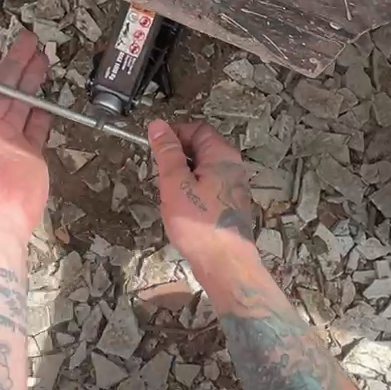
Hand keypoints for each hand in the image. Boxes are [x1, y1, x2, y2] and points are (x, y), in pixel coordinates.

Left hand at [0, 30, 53, 246]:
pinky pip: (37, 127)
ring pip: (21, 101)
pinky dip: (43, 111)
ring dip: (31, 80)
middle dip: (15, 62)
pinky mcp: (29, 155)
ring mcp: (7, 140)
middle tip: (29, 41)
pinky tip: (47, 98)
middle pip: (1, 86)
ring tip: (43, 58)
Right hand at [147, 120, 259, 265]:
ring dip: (183, 176)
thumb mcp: (175, 183)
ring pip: (203, 169)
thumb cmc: (200, 224)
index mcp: (222, 155)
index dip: (174, 134)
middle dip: (177, 157)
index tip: (156, 149)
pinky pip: (208, 187)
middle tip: (162, 175)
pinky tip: (183, 210)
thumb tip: (158, 125)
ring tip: (171, 195)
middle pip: (201, 148)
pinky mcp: (230, 205)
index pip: (197, 129)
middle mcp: (233, 167)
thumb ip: (167, 153)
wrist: (225, 264)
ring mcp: (234, 187)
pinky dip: (193, 191)